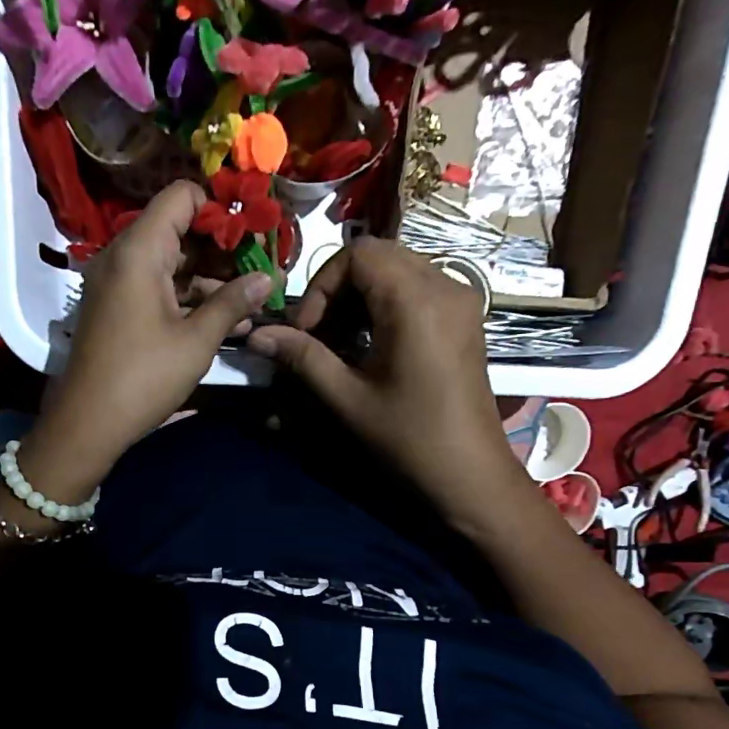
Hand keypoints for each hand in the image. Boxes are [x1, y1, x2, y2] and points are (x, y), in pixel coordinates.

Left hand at [38, 180, 272, 475]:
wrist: (87, 423)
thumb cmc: (144, 377)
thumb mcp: (197, 340)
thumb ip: (233, 302)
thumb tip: (269, 279)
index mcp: (139, 250)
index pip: (182, 197)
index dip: (220, 210)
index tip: (253, 235)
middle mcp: (123, 256)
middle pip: (179, 230)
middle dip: (222, 249)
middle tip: (261, 271)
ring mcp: (117, 283)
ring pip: (171, 262)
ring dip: (210, 278)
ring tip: (251, 301)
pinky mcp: (117, 307)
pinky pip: (158, 287)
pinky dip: (189, 297)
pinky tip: (225, 320)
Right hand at [246, 239, 528, 528]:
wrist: (471, 473)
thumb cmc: (409, 437)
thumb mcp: (349, 398)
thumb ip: (303, 358)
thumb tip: (258, 336)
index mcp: (415, 300)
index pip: (358, 254)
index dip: (322, 285)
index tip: (306, 330)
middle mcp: (444, 286)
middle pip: (379, 257)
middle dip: (339, 289)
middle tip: (319, 335)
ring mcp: (461, 300)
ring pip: (398, 271)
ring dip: (361, 297)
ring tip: (341, 343)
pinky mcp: (465, 319)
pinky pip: (419, 289)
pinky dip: (387, 305)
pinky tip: (372, 345)